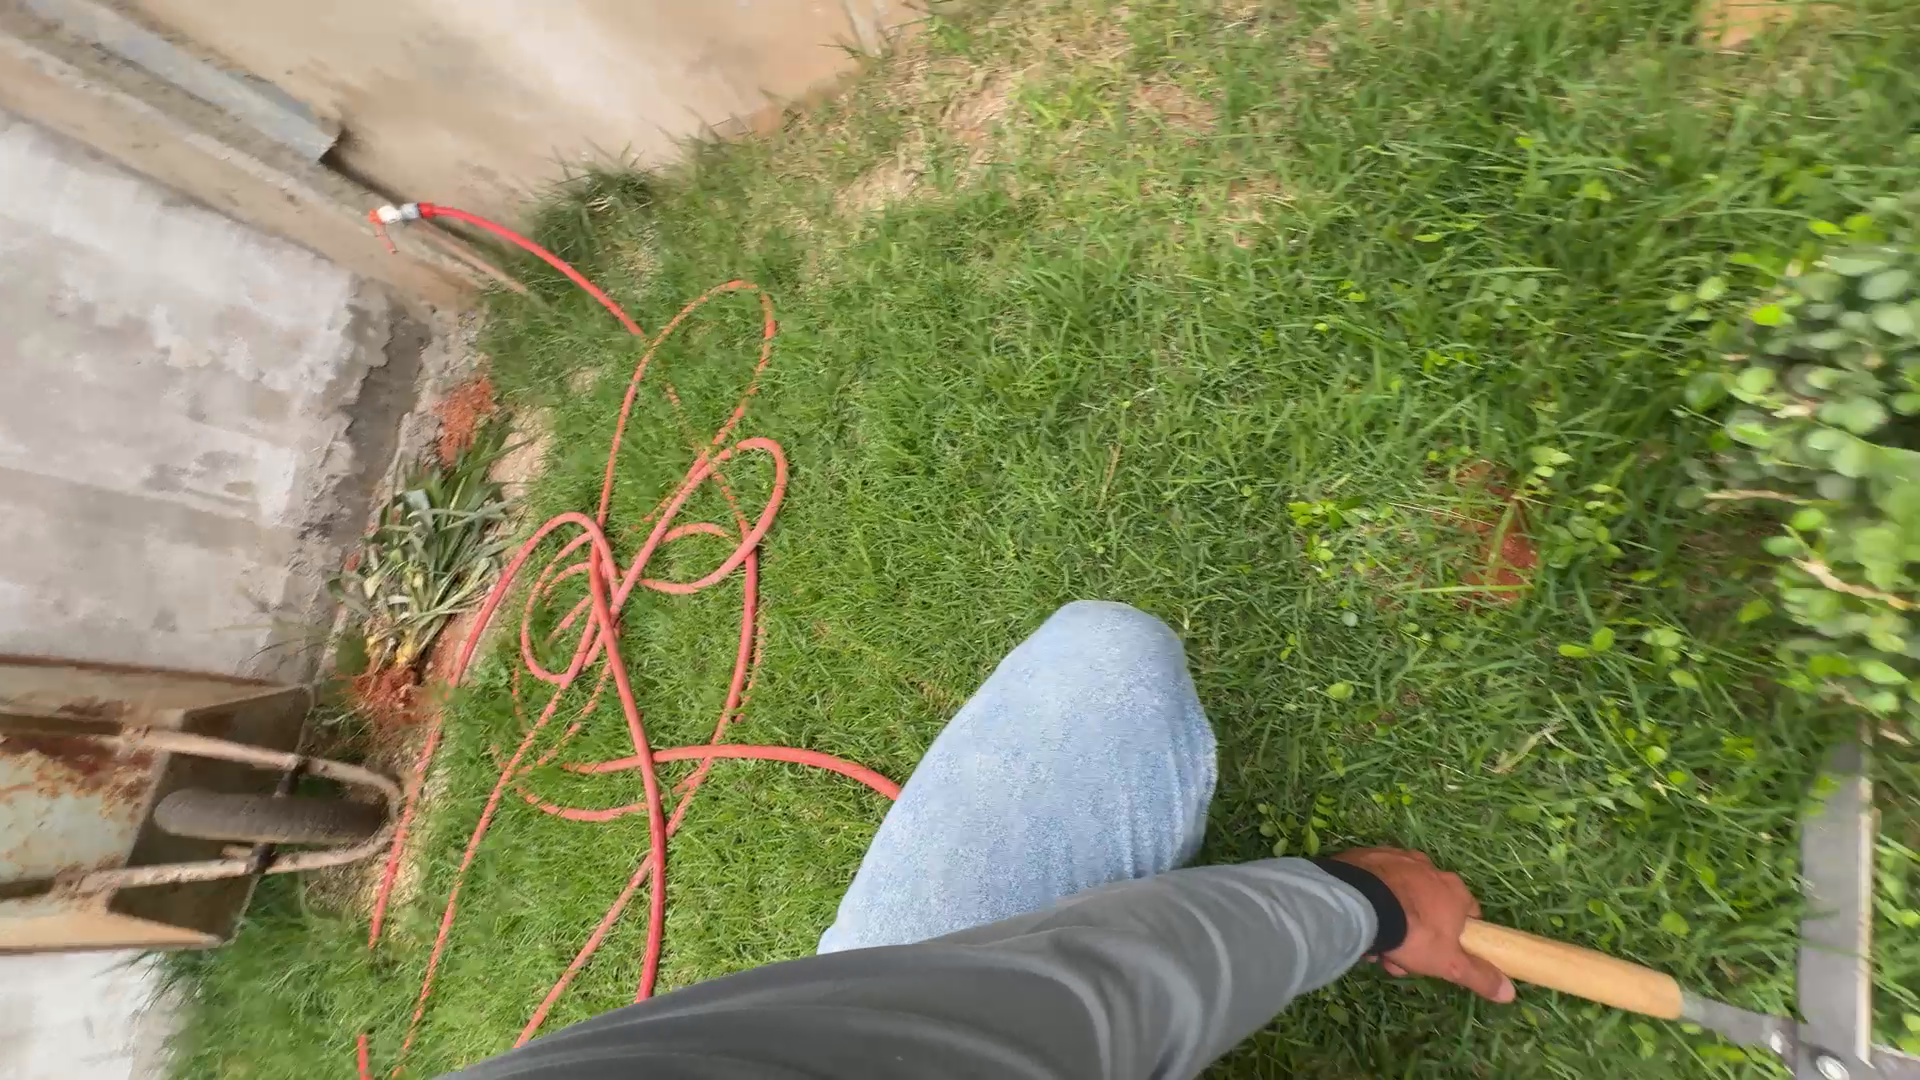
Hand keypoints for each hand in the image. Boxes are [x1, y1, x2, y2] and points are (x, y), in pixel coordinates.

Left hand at [1331, 847, 1514, 1003]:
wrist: (1358, 902)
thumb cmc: (1412, 932)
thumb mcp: (1449, 963)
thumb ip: (1479, 975)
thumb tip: (1508, 991)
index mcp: (1452, 888)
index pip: (1467, 911)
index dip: (1457, 935)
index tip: (1442, 953)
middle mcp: (1425, 865)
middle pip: (1427, 906)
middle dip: (1415, 935)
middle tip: (1399, 957)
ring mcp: (1392, 857)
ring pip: (1398, 895)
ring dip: (1390, 920)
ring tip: (1375, 944)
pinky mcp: (1363, 854)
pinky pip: (1372, 882)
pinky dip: (1370, 900)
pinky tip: (1359, 920)